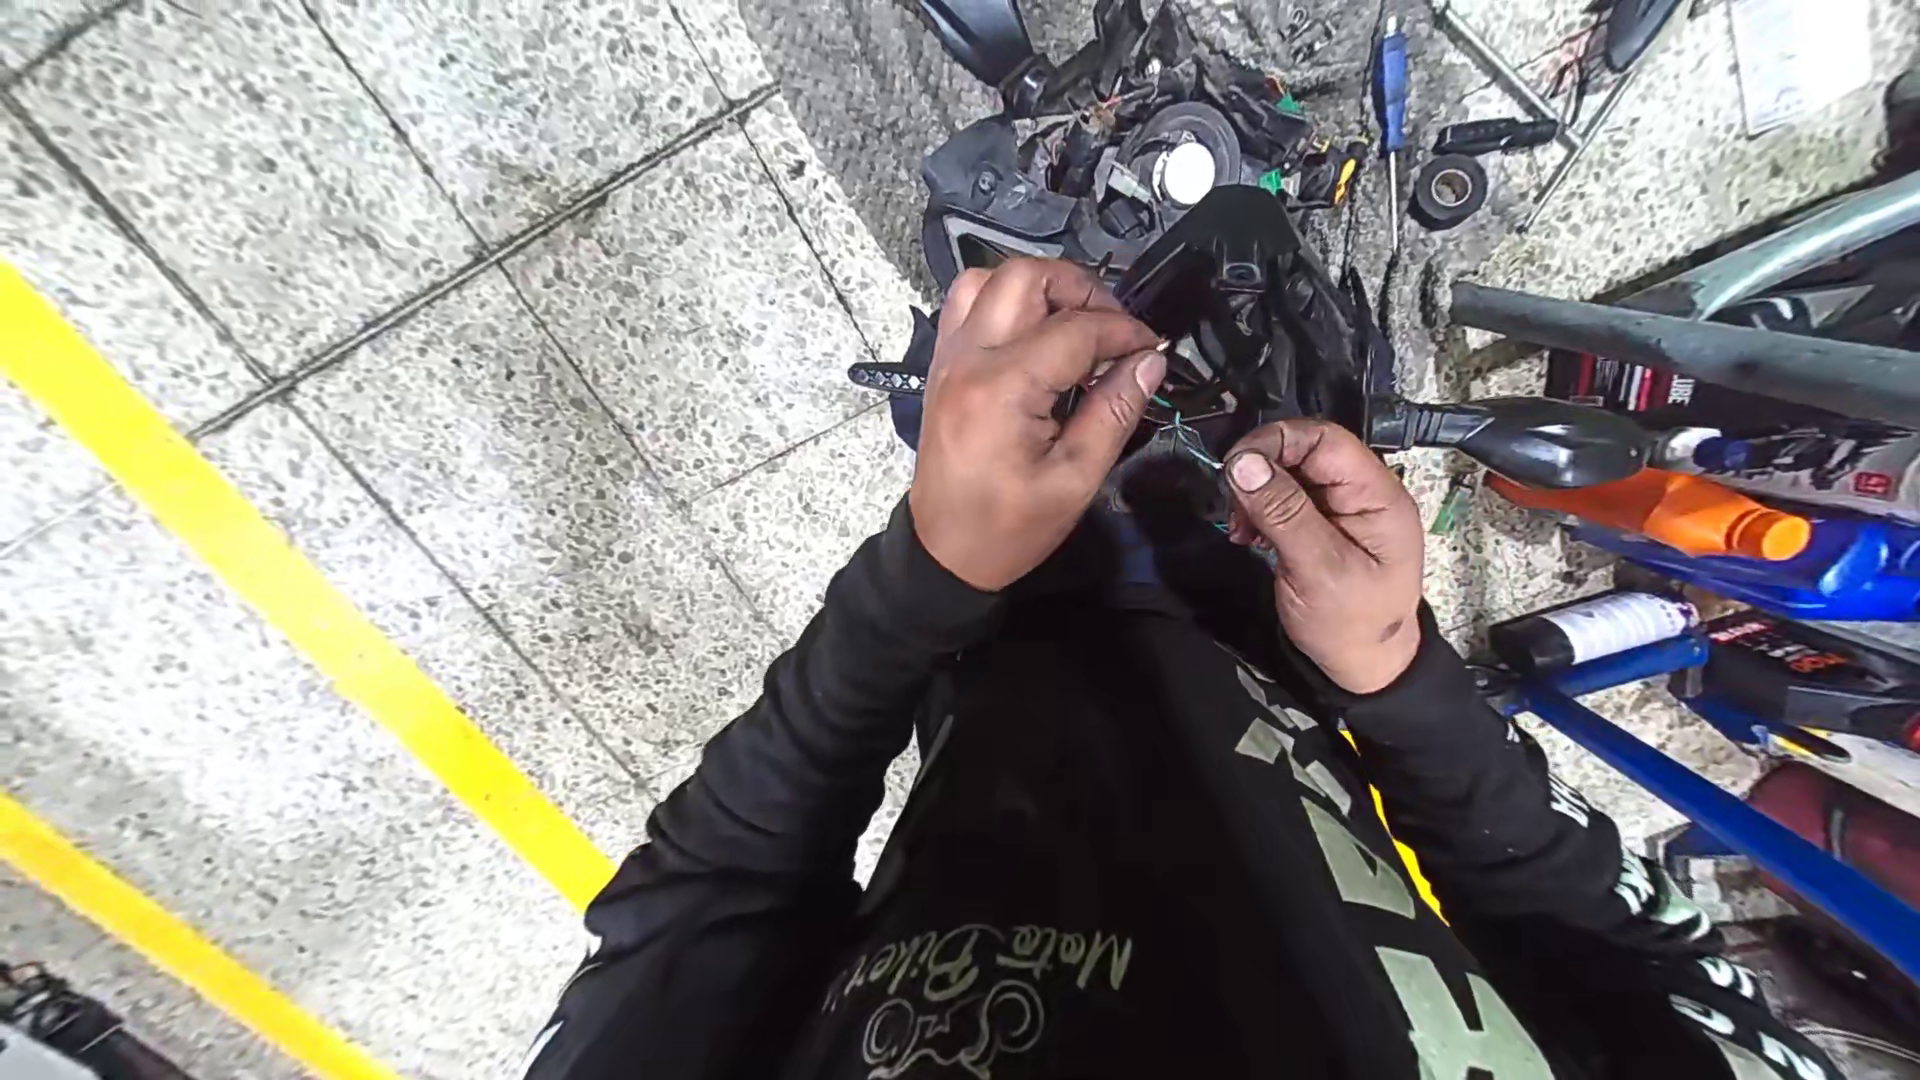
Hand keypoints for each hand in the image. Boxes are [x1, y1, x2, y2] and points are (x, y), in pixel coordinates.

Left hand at [909, 259, 1166, 590]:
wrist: (946, 552)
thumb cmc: (1009, 528)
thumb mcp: (1075, 480)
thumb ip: (1114, 412)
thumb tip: (1148, 362)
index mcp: (1002, 389)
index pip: (1076, 329)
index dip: (1124, 331)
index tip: (1150, 349)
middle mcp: (967, 360)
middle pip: (1025, 277)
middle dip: (1081, 289)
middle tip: (1112, 329)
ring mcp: (946, 360)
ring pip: (987, 280)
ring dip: (1037, 289)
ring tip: (1071, 325)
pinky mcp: (940, 370)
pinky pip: (965, 307)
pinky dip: (1002, 303)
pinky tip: (1031, 336)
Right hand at [1224, 420, 1423, 693]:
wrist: (1360, 663)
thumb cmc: (1350, 622)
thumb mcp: (1317, 569)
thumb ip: (1282, 513)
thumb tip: (1242, 463)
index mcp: (1375, 495)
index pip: (1323, 438)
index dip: (1275, 442)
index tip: (1234, 469)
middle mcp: (1357, 492)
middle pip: (1300, 451)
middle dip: (1259, 471)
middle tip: (1235, 508)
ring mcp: (1335, 507)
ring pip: (1283, 472)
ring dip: (1253, 493)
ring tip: (1242, 529)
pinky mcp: (1313, 522)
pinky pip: (1279, 497)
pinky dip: (1255, 509)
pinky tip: (1247, 535)